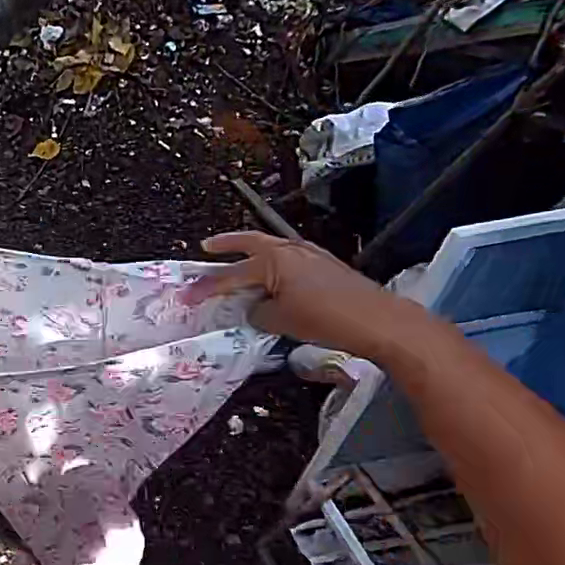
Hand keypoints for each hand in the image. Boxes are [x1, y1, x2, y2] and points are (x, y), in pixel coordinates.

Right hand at [185, 230, 430, 360]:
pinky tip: (272, 279)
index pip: (231, 275)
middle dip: (227, 244)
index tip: (186, 296)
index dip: (206, 287)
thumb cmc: (325, 319)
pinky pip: (288, 260)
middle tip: (208, 246)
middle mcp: (291, 250)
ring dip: (252, 254)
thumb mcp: (279, 321)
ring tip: (238, 263)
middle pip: (251, 243)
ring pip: (272, 249)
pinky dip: (273, 266)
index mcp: (274, 260)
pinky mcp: (325, 266)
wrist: (378, 321)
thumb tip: (255, 309)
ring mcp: (311, 255)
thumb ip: (258, 312)